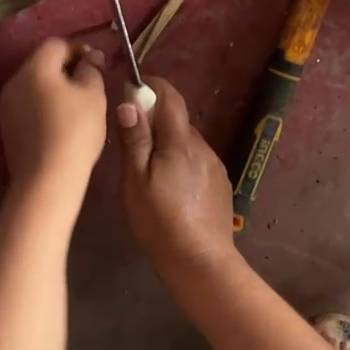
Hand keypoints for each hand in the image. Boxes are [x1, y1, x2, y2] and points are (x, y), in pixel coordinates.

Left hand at [0, 38, 107, 204]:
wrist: (47, 178)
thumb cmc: (75, 130)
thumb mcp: (93, 95)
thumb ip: (92, 68)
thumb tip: (91, 55)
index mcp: (35, 68)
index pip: (56, 44)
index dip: (78, 49)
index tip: (96, 65)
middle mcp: (14, 81)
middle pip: (42, 63)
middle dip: (66, 68)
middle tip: (89, 85)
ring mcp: (7, 105)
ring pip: (34, 85)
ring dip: (55, 88)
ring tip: (77, 106)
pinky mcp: (7, 126)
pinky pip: (28, 105)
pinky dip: (44, 106)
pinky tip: (60, 123)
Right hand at [116, 78, 239, 280]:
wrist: (201, 263)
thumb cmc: (160, 221)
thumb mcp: (136, 181)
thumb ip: (135, 140)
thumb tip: (130, 102)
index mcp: (180, 142)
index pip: (171, 97)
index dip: (153, 86)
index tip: (133, 87)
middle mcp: (202, 147)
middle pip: (177, 120)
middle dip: (155, 118)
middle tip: (130, 137)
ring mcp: (214, 166)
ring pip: (187, 143)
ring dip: (168, 143)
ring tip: (147, 168)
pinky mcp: (220, 184)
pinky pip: (196, 161)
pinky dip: (180, 162)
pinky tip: (170, 188)